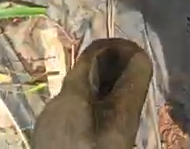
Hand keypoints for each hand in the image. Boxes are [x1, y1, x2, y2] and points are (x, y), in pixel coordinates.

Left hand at [29, 38, 152, 148]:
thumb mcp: (119, 128)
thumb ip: (130, 90)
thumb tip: (140, 57)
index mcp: (68, 96)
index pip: (93, 53)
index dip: (120, 50)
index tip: (141, 58)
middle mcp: (53, 106)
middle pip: (86, 75)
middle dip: (115, 74)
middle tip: (140, 86)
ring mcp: (47, 129)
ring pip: (81, 99)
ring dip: (106, 97)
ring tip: (129, 109)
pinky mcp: (49, 146)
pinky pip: (74, 119)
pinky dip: (94, 116)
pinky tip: (109, 133)